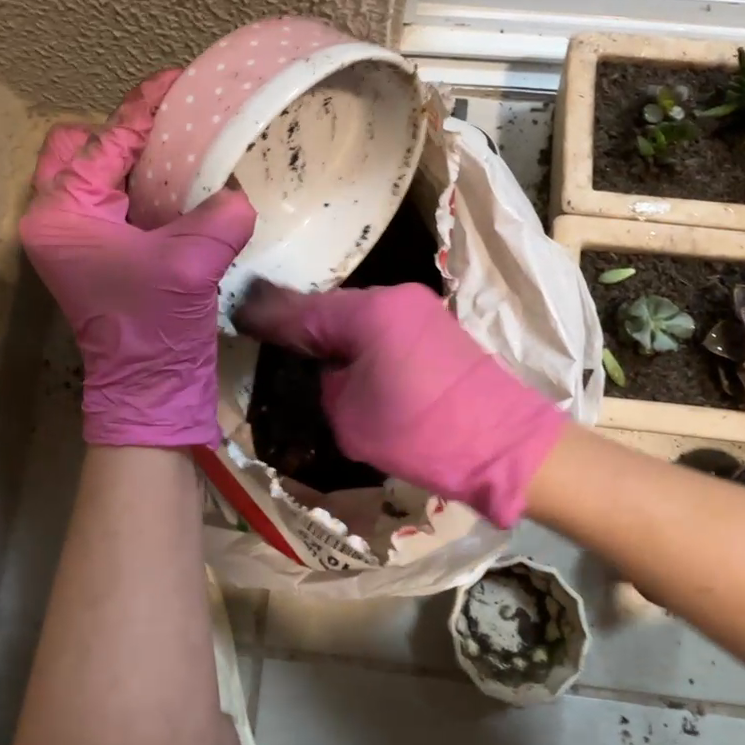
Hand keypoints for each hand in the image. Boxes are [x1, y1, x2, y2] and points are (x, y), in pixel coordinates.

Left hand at [19, 71, 256, 446]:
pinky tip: (180, 185)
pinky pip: (115, 200)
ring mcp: (76, 238)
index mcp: (61, 213)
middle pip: (80, 149)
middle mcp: (57, 219)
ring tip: (179, 147)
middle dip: (120, 131)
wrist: (150, 390)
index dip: (143, 109)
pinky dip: (142, 186)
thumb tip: (236, 192)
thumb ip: (218, 214)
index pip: (105, 142)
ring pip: (96, 174)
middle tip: (169, 126)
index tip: (177, 82)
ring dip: (132, 158)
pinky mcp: (99, 254)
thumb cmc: (154, 327)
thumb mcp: (191, 261)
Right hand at [236, 281, 567, 526]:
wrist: (508, 447)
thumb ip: (327, 383)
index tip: (235, 312)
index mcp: (369, 312)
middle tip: (261, 331)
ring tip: (297, 348)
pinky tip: (342, 357)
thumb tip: (329, 369)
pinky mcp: (435, 328)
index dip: (265, 314)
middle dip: (297, 321)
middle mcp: (394, 298)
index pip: (301, 309)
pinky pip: (381, 326)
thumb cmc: (423, 435)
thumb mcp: (352, 418)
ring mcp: (419, 310)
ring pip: (356, 316)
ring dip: (330, 332)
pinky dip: (358, 340)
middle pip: (330, 306)